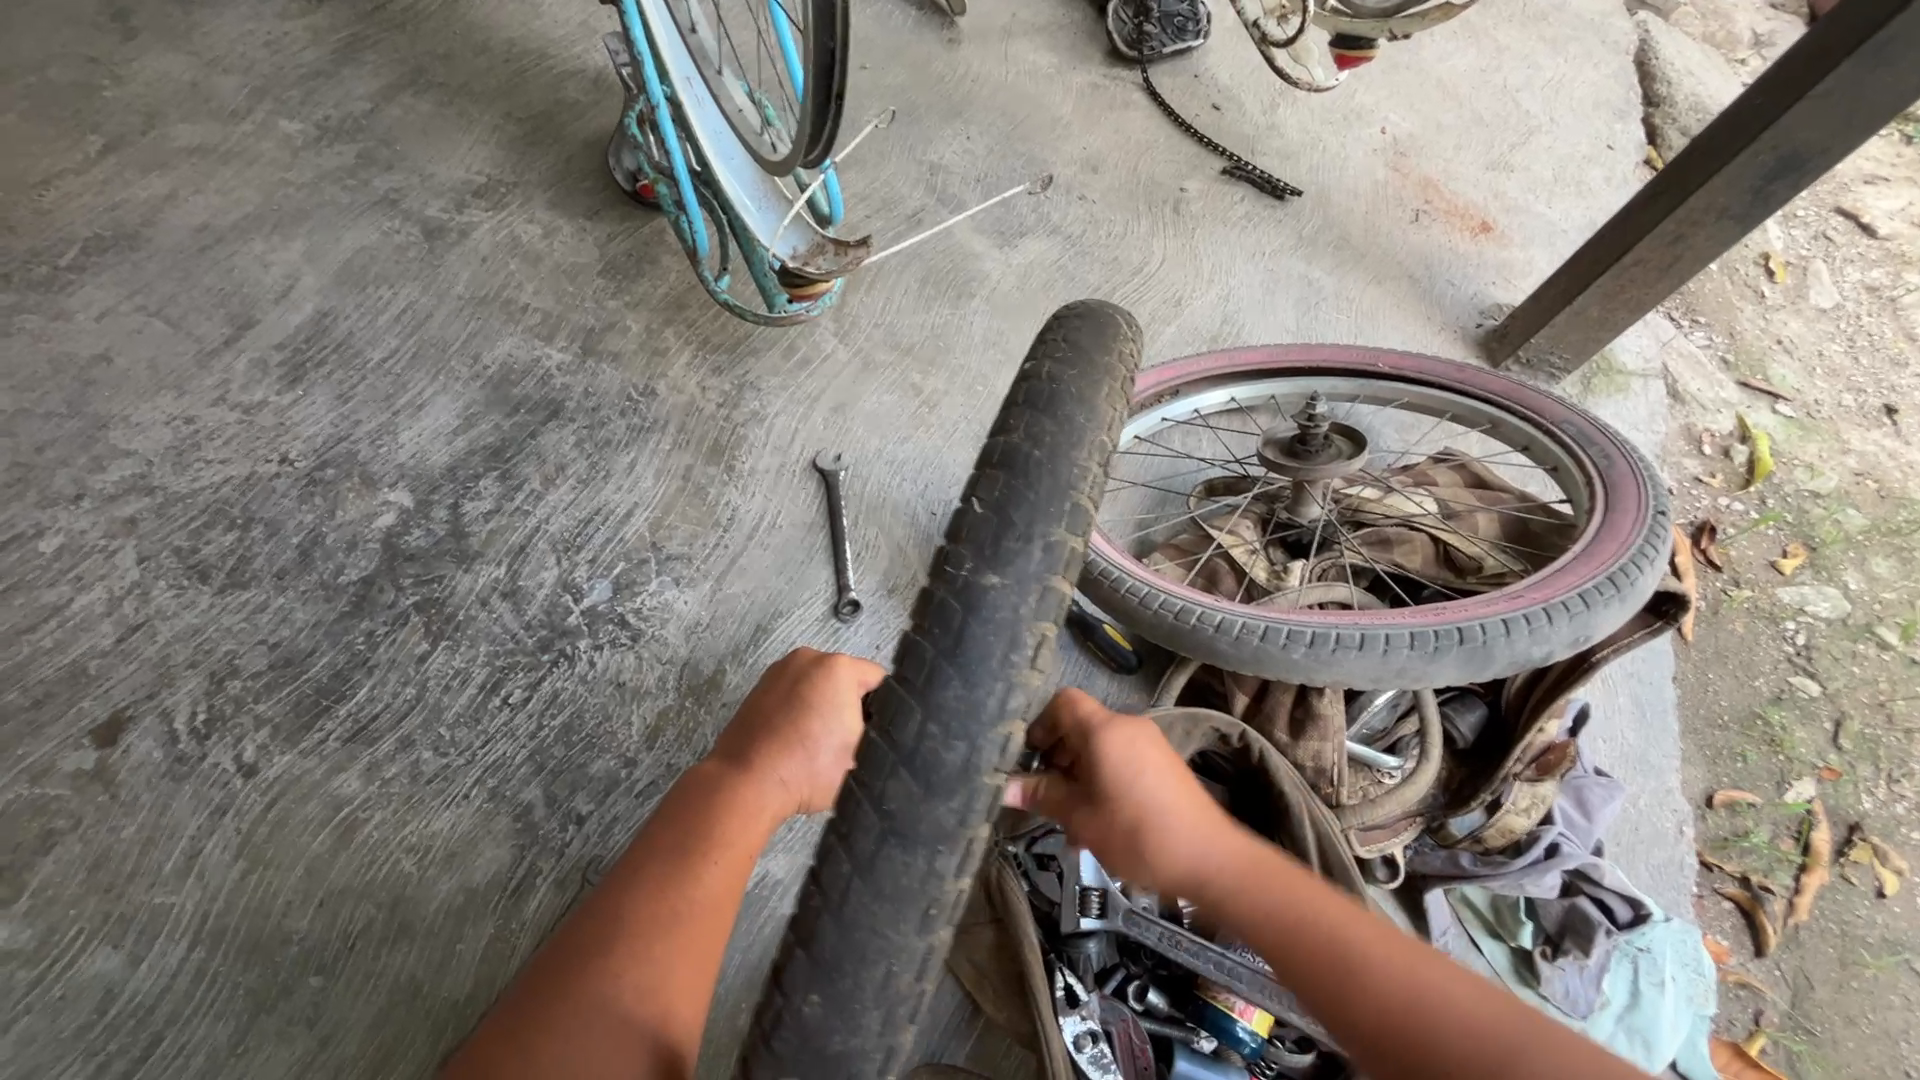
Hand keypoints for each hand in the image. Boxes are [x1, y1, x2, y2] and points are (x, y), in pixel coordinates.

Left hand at [707, 647, 885, 817]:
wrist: (747, 783)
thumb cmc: (807, 769)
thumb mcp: (863, 755)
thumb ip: (879, 734)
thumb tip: (875, 734)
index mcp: (838, 667)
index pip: (879, 681)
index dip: (883, 710)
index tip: (871, 735)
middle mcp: (808, 658)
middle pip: (846, 679)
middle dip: (850, 706)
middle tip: (845, 742)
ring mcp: (780, 670)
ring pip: (818, 686)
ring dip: (823, 708)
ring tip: (816, 744)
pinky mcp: (759, 687)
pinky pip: (793, 693)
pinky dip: (798, 710)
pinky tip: (795, 739)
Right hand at [1004, 689, 1247, 897]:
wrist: (1210, 858)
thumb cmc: (1136, 833)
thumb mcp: (1080, 817)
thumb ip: (1043, 795)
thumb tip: (1005, 787)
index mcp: (1104, 730)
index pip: (1063, 702)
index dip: (1041, 724)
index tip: (1030, 758)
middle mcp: (1128, 726)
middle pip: (1081, 725)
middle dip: (1058, 755)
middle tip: (1045, 792)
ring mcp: (1150, 744)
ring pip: (1101, 747)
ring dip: (1079, 773)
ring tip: (1070, 817)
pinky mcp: (1164, 764)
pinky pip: (1121, 760)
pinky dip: (1103, 779)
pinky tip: (1099, 821)